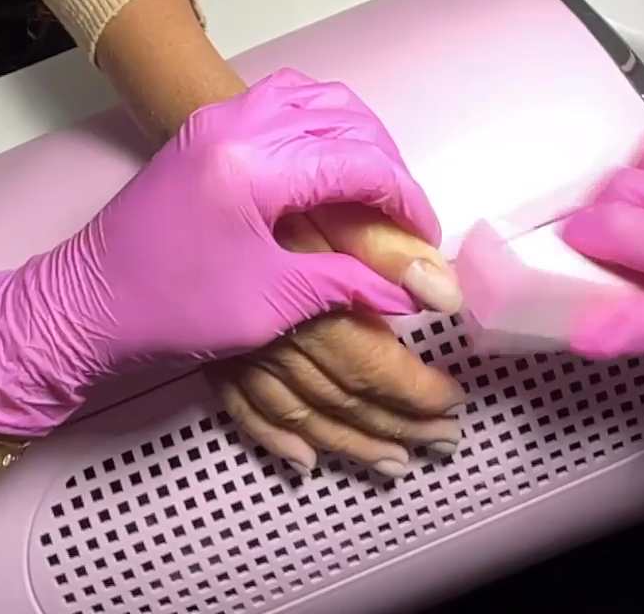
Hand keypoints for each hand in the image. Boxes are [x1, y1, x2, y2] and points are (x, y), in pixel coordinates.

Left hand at [0, 70, 434, 438]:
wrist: (84, 304)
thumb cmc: (172, 309)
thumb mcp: (271, 302)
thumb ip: (350, 282)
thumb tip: (416, 288)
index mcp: (253, 163)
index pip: (358, 160)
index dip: (404, 197)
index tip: (425, 237)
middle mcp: (237, 122)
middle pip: (343, 115)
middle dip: (385, 161)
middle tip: (403, 213)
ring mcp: (217, 118)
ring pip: (313, 97)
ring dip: (353, 133)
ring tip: (372, 187)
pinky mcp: (206, 129)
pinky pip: (279, 101)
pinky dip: (316, 123)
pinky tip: (325, 166)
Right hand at [211, 205, 465, 477]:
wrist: (192, 184)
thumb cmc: (261, 183)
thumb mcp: (330, 201)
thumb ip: (387, 247)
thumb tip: (444, 293)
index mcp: (306, 299)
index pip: (373, 365)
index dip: (419, 389)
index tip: (452, 397)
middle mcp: (272, 334)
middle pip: (342, 397)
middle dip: (397, 426)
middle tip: (438, 440)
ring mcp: (237, 348)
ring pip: (300, 415)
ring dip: (348, 444)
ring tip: (390, 459)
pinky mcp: (212, 347)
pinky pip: (245, 409)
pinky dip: (277, 439)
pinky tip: (304, 457)